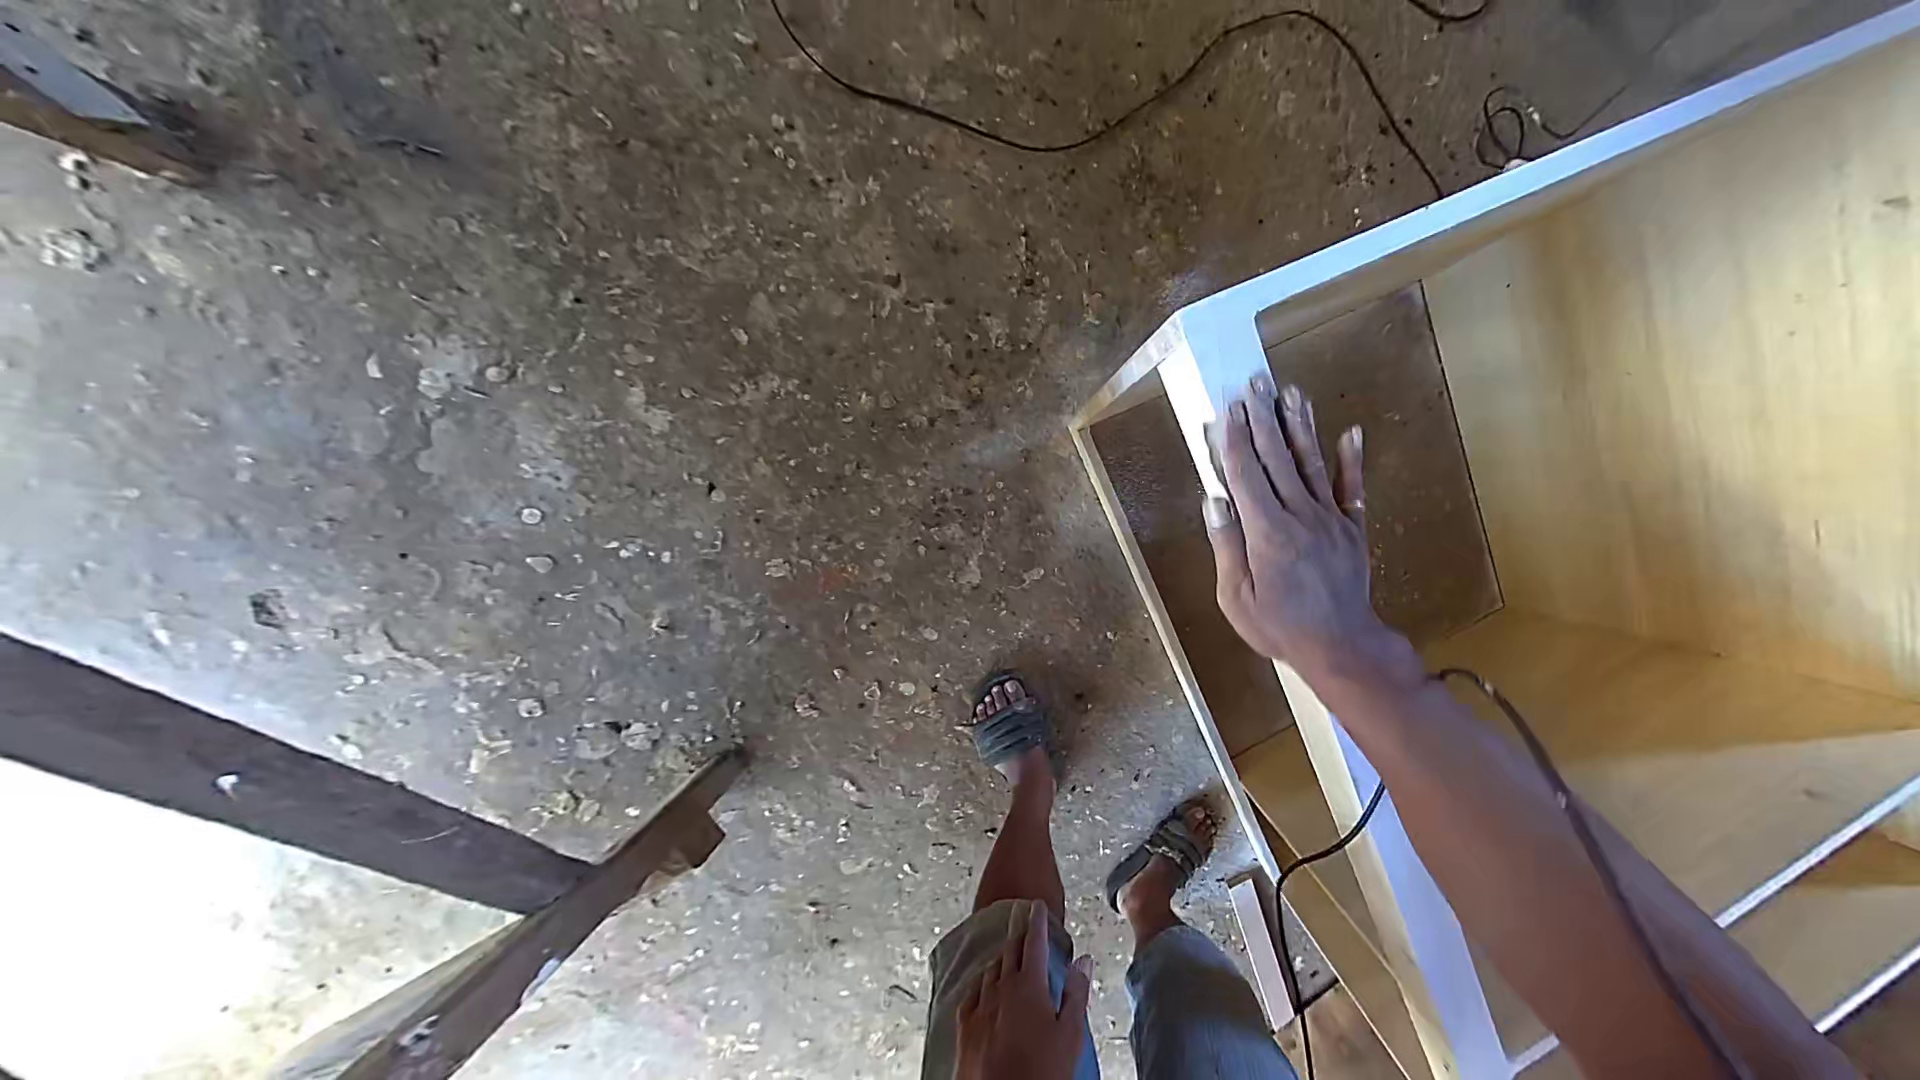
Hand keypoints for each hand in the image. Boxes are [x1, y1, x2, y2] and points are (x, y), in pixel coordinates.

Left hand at [955, 899, 1092, 1079]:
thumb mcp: (1070, 1034)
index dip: (1037, 922)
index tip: (1036, 905)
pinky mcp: (965, 1025)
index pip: (1034, 943)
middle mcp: (1001, 987)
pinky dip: (983, 979)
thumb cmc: (1042, 1071)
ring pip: (992, 968)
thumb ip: (1076, 993)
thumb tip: (1084, 960)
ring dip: (1002, 954)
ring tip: (1008, 946)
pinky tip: (984, 980)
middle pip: (1011, 949)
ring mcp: (980, 1005)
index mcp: (1029, 985)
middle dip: (1018, 929)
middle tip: (1020, 913)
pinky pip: (973, 990)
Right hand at [1206, 376, 1410, 681]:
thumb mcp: (1235, 596)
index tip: (1229, 409)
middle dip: (1263, 418)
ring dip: (1299, 425)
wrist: (1341, 646)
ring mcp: (1331, 520)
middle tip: (1255, 383)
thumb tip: (1214, 499)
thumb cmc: (1278, 626)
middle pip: (1277, 459)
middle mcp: (1301, 516)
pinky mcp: (1352, 529)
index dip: (1236, 440)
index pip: (1247, 475)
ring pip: (1312, 463)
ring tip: (1291, 392)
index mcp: (1267, 533)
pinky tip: (1350, 432)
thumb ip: (1227, 545)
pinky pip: (1352, 488)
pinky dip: (1351, 460)